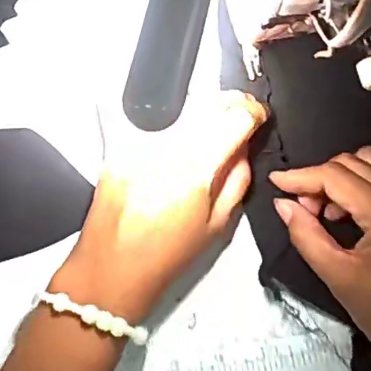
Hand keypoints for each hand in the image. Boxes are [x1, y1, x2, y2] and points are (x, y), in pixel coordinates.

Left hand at [52, 91, 266, 321]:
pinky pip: (156, 122)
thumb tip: (244, 148)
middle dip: (232, 104)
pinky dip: (174, 123)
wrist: (112, 267)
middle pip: (210, 103)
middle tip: (240, 116)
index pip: (236, 117)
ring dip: (205, 109)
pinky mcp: (121, 146)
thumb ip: (238, 179)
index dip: (254, 112)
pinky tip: (179, 139)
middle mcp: (168, 149)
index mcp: (197, 169)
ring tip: (211, 128)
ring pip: (184, 107)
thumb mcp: (217, 224)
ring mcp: (141, 144)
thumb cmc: (163, 255)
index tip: (258, 115)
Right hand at [270, 147, 370, 370]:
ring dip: (347, 176)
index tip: (275, 182)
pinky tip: (362, 208)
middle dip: (322, 178)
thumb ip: (307, 236)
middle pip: (355, 162)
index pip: (336, 175)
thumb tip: (284, 204)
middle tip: (304, 210)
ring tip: (331, 211)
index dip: (301, 176)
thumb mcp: (341, 280)